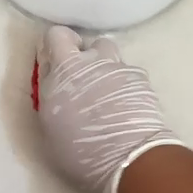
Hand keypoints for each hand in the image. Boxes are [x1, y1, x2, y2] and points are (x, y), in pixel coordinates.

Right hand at [35, 25, 183, 192]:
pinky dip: (127, 89)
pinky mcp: (143, 82)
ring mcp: (121, 70)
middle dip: (87, 57)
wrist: (128, 157)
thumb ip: (51, 96)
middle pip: (90, 44)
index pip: (57, 35)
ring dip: (108, 71)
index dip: (57, 46)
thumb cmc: (80, 149)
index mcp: (65, 69)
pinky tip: (127, 111)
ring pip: (114, 59)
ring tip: (108, 97)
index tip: (57, 64)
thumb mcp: (49, 125)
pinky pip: (131, 78)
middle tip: (84, 84)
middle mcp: (94, 62)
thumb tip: (55, 85)